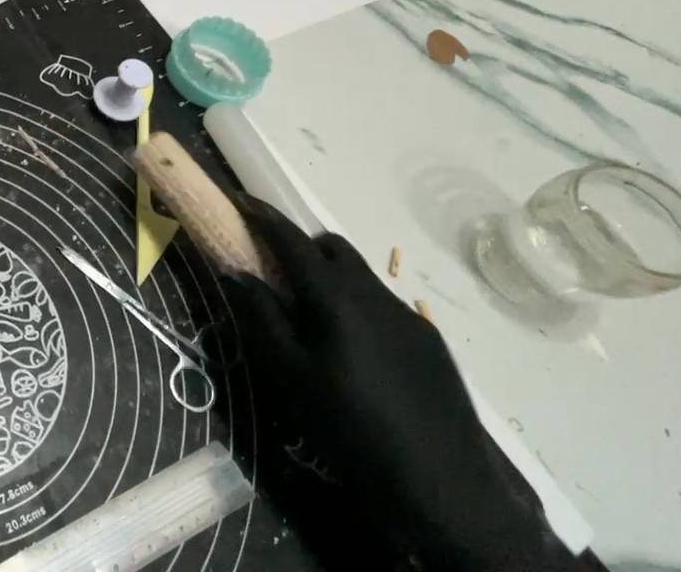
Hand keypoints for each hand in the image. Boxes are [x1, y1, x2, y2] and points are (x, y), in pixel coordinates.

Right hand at [218, 197, 583, 570]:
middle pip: (333, 247)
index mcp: (335, 298)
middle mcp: (373, 294)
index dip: (262, 216)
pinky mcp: (430, 341)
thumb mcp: (291, 374)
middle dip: (300, 245)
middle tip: (274, 270)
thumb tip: (238, 272)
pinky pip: (384, 305)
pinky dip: (358, 306)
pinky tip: (354, 352)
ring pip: (361, 275)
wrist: (442, 482)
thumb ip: (262, 317)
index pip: (292, 240)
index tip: (238, 199)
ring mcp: (408, 316)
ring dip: (331, 277)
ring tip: (312, 317)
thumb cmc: (349, 425)